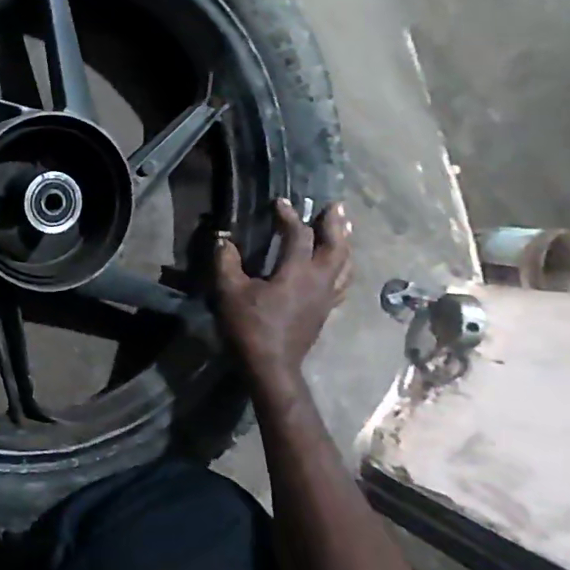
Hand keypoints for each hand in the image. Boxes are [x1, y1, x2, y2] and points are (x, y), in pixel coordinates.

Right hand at [215, 199, 354, 385]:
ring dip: (345, 243)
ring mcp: (327, 297)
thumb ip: (226, 262)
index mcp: (297, 272)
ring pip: (346, 264)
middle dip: (335, 224)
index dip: (290, 215)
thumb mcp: (230, 292)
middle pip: (337, 246)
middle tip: (335, 206)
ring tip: (345, 229)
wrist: (272, 367)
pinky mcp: (326, 310)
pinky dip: (345, 267)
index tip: (279, 202)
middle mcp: (319, 280)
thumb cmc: (250, 327)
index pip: (299, 234)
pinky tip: (341, 266)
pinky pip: (343, 282)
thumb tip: (224, 240)